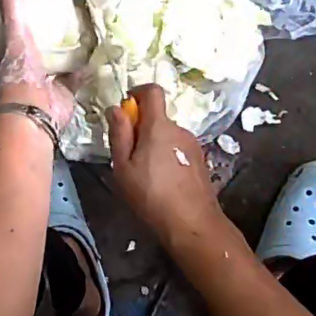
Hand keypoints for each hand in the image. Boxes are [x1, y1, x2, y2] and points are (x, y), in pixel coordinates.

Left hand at [0, 0, 75, 128]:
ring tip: (78, 28)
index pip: (3, 33)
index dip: (11, 18)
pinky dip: (84, 67)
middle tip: (56, 11)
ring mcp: (43, 82)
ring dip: (63, 51)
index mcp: (2, 56)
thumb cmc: (17, 76)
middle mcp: (21, 69)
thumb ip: (14, 8)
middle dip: (40, 33)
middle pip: (30, 47)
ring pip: (53, 61)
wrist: (33, 116)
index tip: (24, 0)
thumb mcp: (15, 37)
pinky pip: (75, 76)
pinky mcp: (63, 93)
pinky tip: (95, 53)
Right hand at [105, 84, 229, 246]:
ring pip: (168, 135)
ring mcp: (193, 145)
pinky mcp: (200, 160)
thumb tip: (116, 108)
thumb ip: (119, 134)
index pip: (152, 91)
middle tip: (128, 155)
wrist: (192, 223)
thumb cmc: (151, 195)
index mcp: (158, 126)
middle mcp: (179, 129)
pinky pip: (177, 149)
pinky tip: (162, 182)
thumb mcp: (124, 167)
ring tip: (144, 174)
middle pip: (158, 117)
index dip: (137, 93)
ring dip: (154, 145)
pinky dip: (166, 157)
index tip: (125, 109)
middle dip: (141, 128)